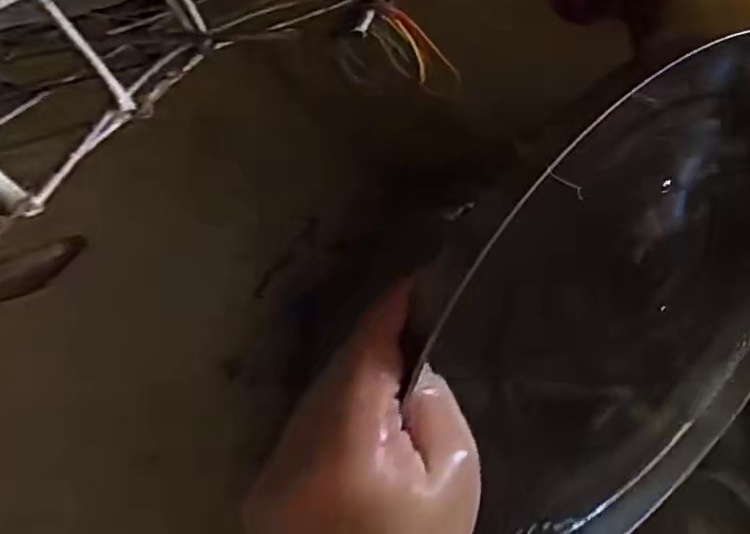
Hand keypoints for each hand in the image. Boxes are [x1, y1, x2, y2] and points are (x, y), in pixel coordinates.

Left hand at [243, 280, 480, 533]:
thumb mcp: (453, 472)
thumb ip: (435, 410)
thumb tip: (419, 371)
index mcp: (339, 455)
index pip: (359, 363)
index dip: (387, 315)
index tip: (418, 278)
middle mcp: (287, 464)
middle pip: (331, 378)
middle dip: (375, 337)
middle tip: (423, 306)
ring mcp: (269, 485)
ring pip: (313, 400)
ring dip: (357, 366)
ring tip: (404, 338)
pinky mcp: (268, 499)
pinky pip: (307, 426)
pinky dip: (341, 396)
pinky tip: (372, 388)